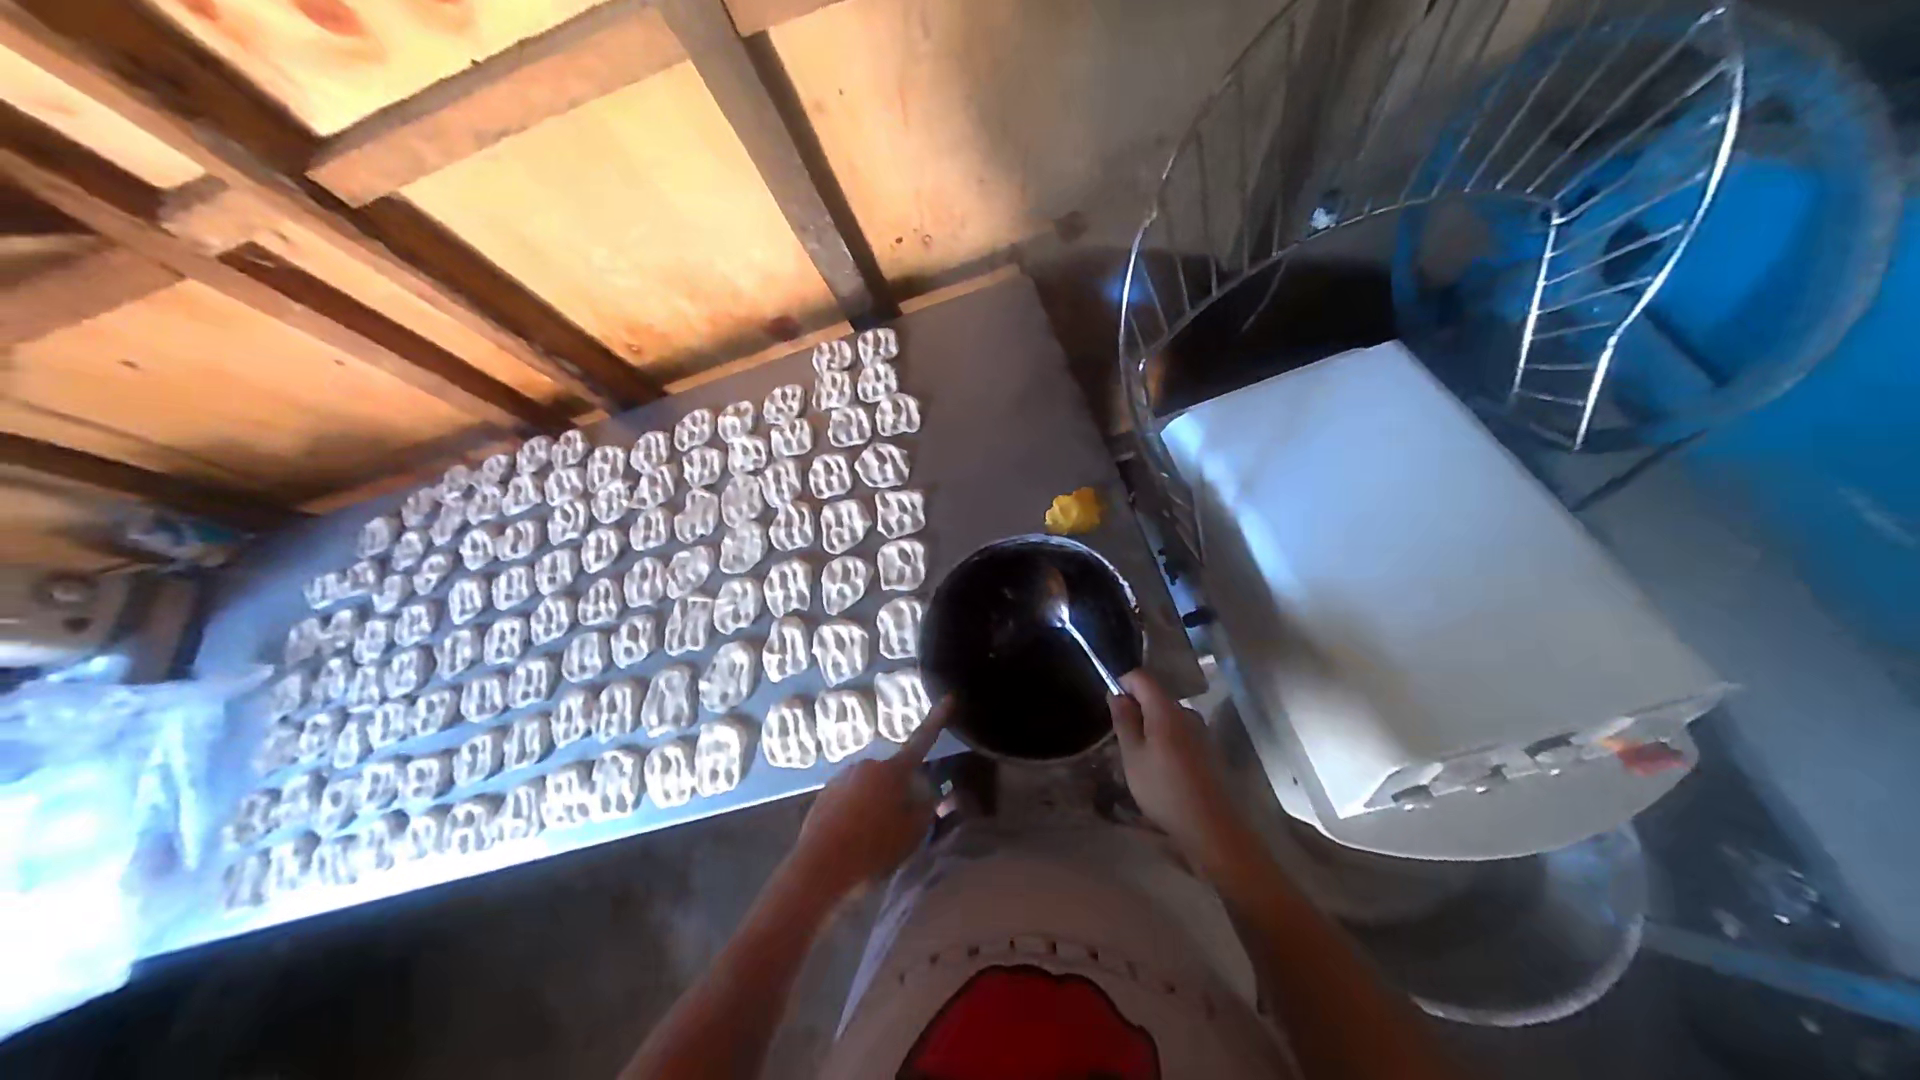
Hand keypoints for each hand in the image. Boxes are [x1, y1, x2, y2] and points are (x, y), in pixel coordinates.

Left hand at [785, 697, 951, 899]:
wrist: (819, 869)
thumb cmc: (873, 848)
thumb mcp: (913, 832)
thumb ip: (926, 807)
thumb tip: (928, 793)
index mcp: (892, 770)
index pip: (922, 740)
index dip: (938, 720)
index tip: (948, 697)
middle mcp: (866, 764)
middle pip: (893, 774)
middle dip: (898, 792)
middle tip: (898, 827)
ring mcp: (841, 778)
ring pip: (869, 788)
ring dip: (874, 805)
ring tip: (871, 841)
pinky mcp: (823, 795)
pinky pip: (849, 799)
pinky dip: (855, 814)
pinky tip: (853, 840)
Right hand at [1110, 671, 1249, 872]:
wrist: (1211, 826)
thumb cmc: (1163, 789)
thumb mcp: (1133, 756)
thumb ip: (1124, 720)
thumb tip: (1116, 693)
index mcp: (1166, 710)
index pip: (1142, 677)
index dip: (1123, 684)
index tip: (1112, 707)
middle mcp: (1187, 713)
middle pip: (1156, 696)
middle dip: (1136, 709)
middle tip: (1123, 740)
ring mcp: (1201, 731)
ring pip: (1167, 716)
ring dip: (1150, 727)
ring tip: (1140, 758)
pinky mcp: (1208, 749)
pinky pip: (1180, 732)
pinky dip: (1165, 740)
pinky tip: (1161, 769)